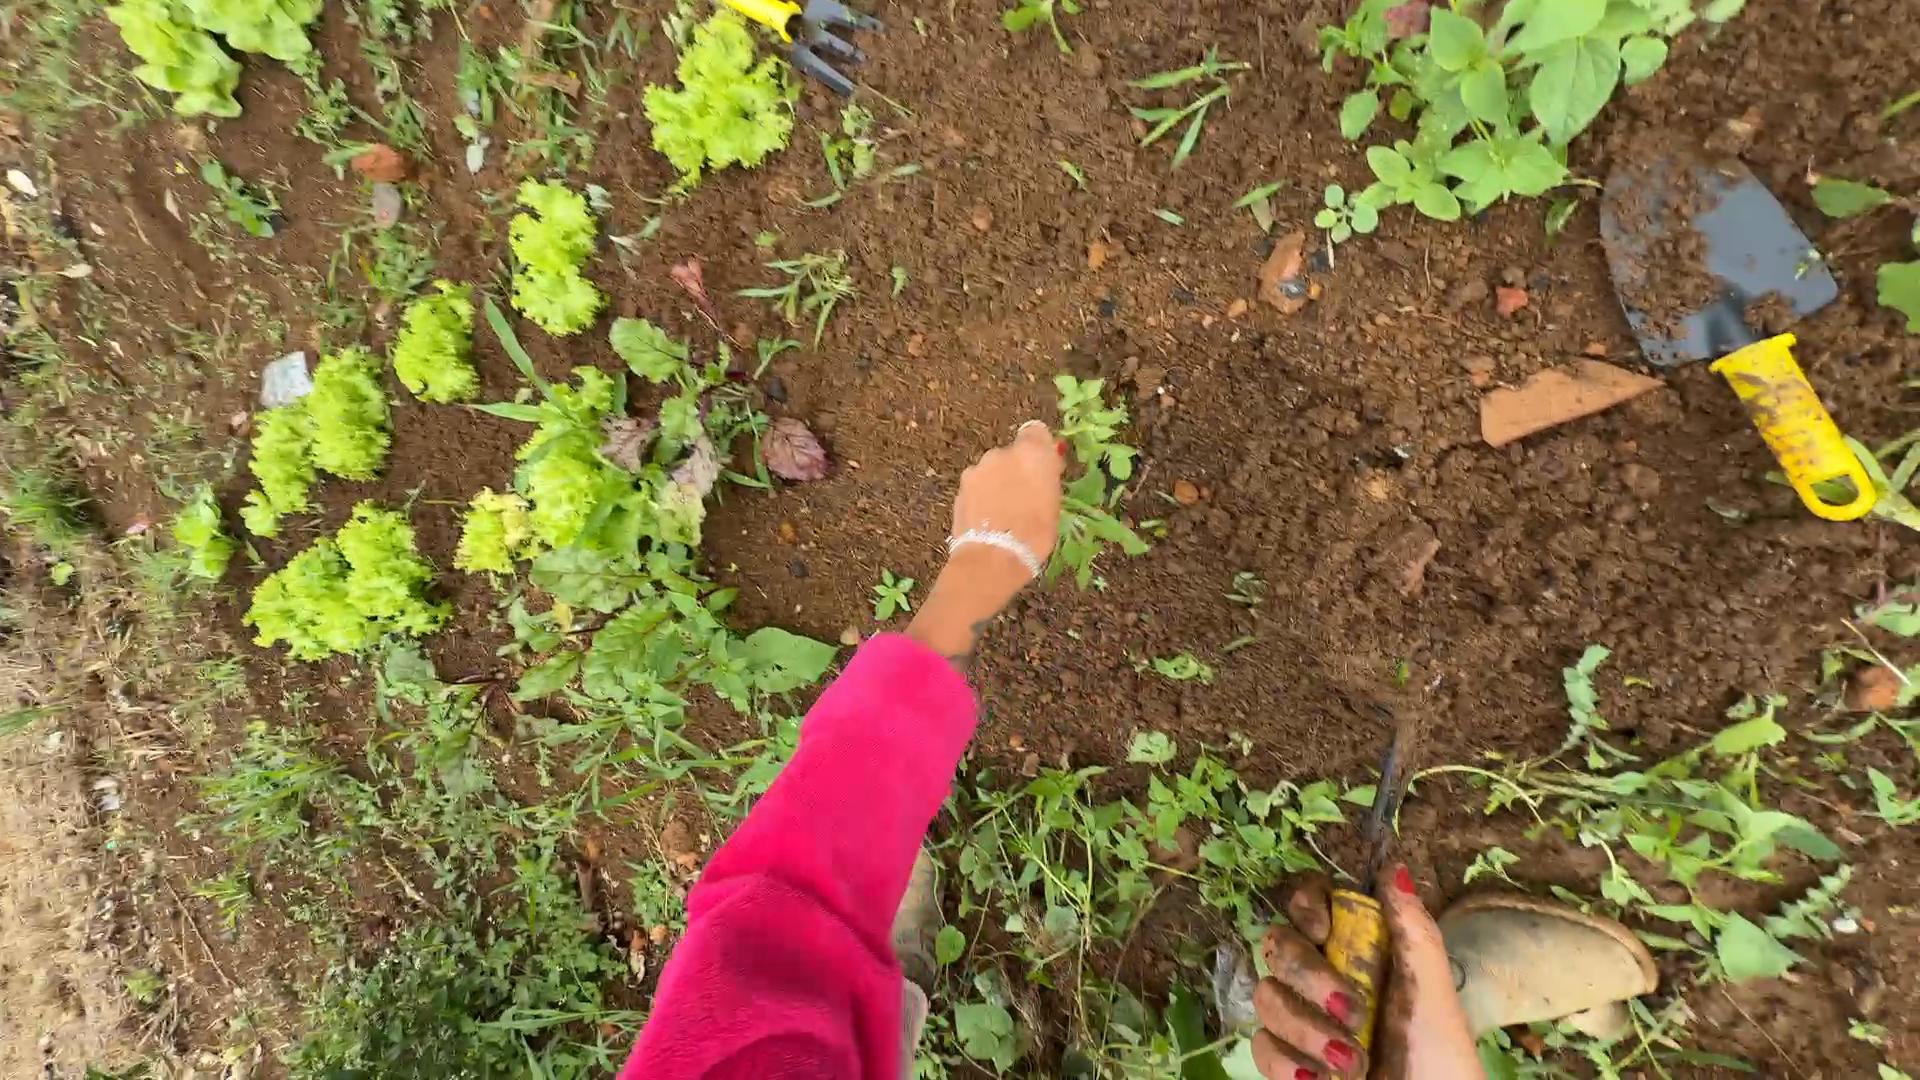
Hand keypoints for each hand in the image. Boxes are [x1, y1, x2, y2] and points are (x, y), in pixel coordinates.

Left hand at [906, 422, 1064, 663]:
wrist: (991, 559)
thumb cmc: (1033, 536)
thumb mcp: (1053, 507)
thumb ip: (1045, 480)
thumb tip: (1042, 470)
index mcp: (1032, 453)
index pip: (1036, 432)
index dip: (1039, 449)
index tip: (1043, 469)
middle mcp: (1002, 453)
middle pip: (1012, 454)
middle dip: (1017, 470)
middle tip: (1024, 498)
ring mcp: (978, 469)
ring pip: (993, 470)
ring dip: (997, 483)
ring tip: (1003, 514)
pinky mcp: (961, 486)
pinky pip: (978, 486)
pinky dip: (982, 496)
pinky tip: (987, 519)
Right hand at [1254, 866, 1480, 1079]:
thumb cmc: (1441, 1068)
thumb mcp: (1435, 1003)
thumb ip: (1414, 936)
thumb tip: (1396, 866)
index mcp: (1356, 953)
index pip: (1308, 901)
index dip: (1305, 905)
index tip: (1323, 930)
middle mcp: (1320, 978)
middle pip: (1279, 944)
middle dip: (1309, 977)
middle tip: (1351, 1013)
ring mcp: (1299, 1020)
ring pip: (1266, 995)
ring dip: (1306, 1029)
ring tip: (1352, 1067)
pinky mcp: (1286, 1063)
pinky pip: (1261, 1045)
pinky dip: (1286, 1064)